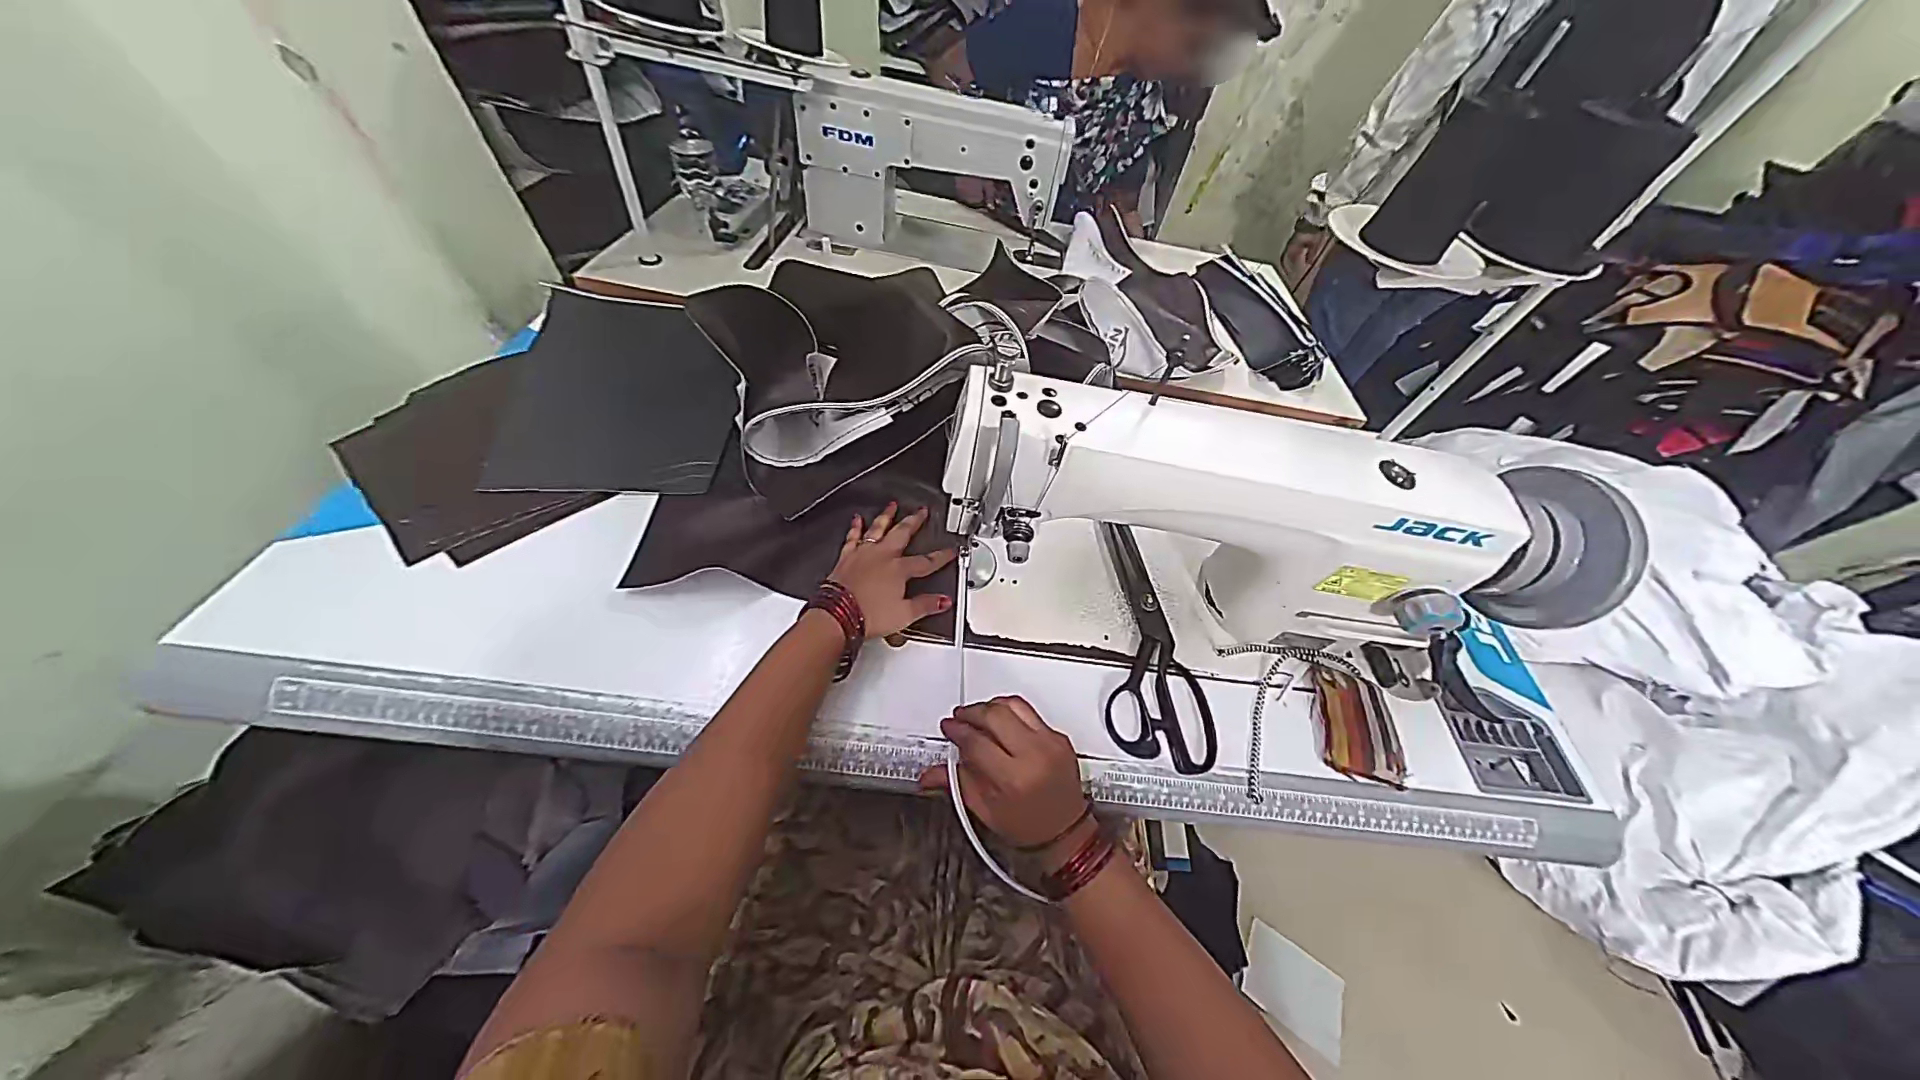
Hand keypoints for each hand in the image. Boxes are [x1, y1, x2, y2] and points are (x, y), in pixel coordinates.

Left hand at [826, 503, 955, 638]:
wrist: (837, 616)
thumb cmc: (868, 615)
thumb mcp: (904, 614)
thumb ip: (926, 605)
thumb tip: (943, 601)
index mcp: (899, 569)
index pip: (926, 561)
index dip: (941, 556)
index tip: (950, 551)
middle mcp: (882, 556)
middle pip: (902, 533)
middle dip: (914, 522)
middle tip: (921, 512)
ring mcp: (863, 554)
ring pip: (878, 528)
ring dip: (887, 516)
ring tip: (892, 506)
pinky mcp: (846, 557)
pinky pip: (853, 537)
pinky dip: (855, 527)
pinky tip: (857, 520)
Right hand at [918, 696, 1090, 855]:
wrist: (1066, 833)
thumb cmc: (1029, 827)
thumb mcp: (985, 810)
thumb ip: (957, 783)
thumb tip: (931, 772)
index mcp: (1013, 779)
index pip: (976, 742)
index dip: (957, 731)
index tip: (949, 729)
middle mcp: (1034, 756)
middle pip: (994, 716)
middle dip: (971, 713)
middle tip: (960, 718)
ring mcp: (1050, 744)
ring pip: (1014, 706)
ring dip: (991, 706)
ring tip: (978, 714)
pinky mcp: (1060, 738)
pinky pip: (1031, 713)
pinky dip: (1012, 712)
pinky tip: (1001, 720)